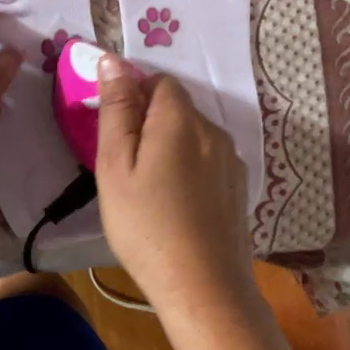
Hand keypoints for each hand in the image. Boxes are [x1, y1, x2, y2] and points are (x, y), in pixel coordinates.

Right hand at [94, 54, 255, 309]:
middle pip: (176, 107)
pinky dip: (185, 168)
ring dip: (166, 146)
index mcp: (181, 120)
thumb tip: (112, 61)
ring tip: (144, 187)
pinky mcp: (238, 189)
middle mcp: (213, 132)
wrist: (203, 288)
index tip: (111, 128)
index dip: (132, 94)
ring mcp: (231, 162)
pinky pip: (205, 160)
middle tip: (121, 163)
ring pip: (191, 135)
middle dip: (147, 121)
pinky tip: (171, 203)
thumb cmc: (146, 224)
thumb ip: (115, 109)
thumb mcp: (115, 165)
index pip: (158, 81)